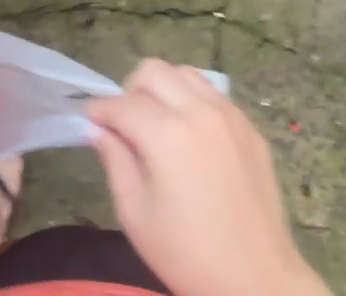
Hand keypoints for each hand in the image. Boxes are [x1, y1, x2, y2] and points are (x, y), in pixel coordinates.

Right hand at [87, 60, 330, 295]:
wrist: (255, 278)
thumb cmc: (187, 253)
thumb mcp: (136, 214)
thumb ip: (115, 161)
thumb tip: (99, 129)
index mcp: (167, 134)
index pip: (122, 103)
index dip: (100, 109)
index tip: (90, 119)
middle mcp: (200, 111)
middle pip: (154, 71)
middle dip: (130, 90)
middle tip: (124, 123)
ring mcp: (230, 115)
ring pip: (186, 74)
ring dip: (164, 89)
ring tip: (157, 124)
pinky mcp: (250, 127)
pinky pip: (214, 94)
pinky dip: (193, 101)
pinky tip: (190, 135)